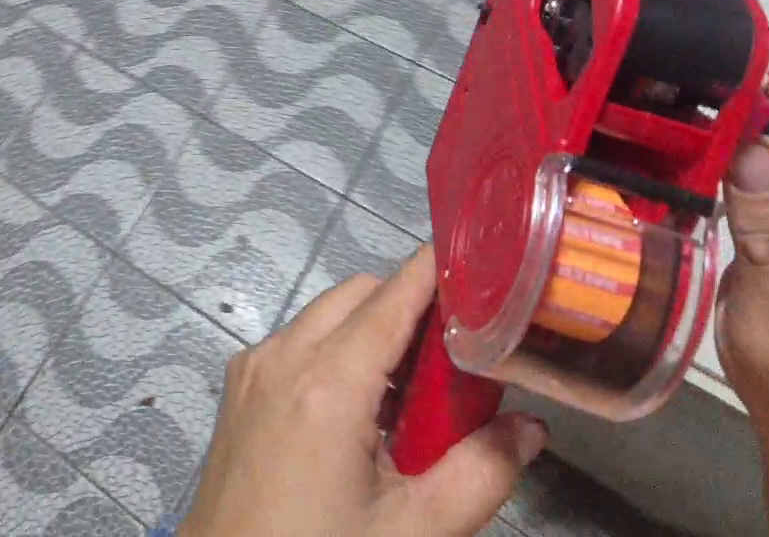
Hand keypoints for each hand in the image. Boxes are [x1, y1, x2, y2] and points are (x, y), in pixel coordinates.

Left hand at [180, 247, 547, 536]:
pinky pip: (296, 341)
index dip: (431, 271)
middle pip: (356, 295)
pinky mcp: (238, 386)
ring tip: (414, 381)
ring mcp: (252, 367)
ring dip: (369, 326)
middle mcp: (283, 355)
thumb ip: (480, 474)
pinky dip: (333, 347)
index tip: (474, 259)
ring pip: (323, 313)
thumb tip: (531, 426)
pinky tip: (361, 404)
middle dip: (407, 303)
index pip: (390, 299)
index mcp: (327, 383)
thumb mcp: (412, 533)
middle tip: (456, 346)